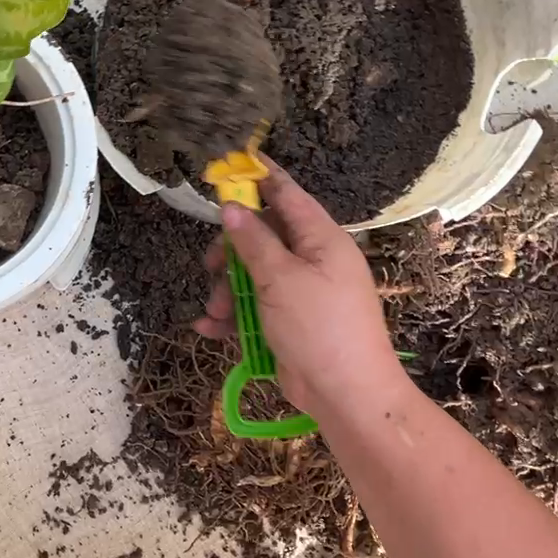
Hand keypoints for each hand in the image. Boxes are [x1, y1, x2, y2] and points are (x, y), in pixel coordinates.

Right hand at [193, 157, 405, 415]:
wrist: (347, 395)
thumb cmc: (319, 327)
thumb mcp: (280, 278)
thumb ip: (253, 241)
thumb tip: (232, 207)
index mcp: (321, 239)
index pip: (287, 194)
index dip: (259, 177)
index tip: (230, 163)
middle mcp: (313, 260)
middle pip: (262, 237)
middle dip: (231, 252)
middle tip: (210, 265)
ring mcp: (302, 292)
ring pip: (252, 274)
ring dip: (227, 291)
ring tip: (214, 312)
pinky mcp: (290, 321)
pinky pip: (254, 307)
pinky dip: (233, 317)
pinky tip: (210, 329)